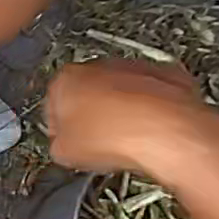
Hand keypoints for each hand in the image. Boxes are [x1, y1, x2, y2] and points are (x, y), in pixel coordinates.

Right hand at [45, 60, 218, 177]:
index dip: (60, 129)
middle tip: (94, 144)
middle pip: (86, 93)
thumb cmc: (114, 137)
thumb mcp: (64, 153)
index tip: (67, 143)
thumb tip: (64, 147)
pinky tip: (148, 134)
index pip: (52, 105)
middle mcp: (98, 65)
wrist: (165, 133)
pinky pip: (151, 95)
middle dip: (90, 117)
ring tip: (123, 143)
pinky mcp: (166, 75)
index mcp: (65, 78)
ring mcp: (134, 67)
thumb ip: (58, 144)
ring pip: (119, 91)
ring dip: (119, 113)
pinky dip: (149, 110)